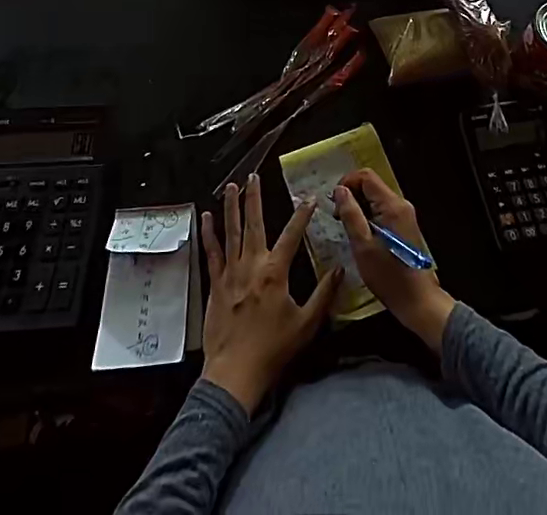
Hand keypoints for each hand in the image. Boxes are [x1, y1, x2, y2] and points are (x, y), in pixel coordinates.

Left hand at [200, 174, 341, 412]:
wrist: (235, 371)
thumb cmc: (273, 349)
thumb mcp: (307, 324)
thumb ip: (324, 294)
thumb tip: (339, 270)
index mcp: (275, 272)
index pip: (292, 235)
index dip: (302, 215)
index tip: (309, 198)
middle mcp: (252, 265)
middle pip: (254, 223)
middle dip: (255, 198)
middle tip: (254, 176)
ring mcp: (230, 272)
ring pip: (230, 231)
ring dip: (231, 207)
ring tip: (231, 186)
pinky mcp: (215, 283)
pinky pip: (211, 252)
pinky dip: (209, 234)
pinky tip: (207, 217)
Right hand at [331, 169, 454, 352]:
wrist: (418, 301)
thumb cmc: (388, 276)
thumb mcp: (363, 246)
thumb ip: (351, 214)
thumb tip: (339, 190)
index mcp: (392, 206)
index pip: (366, 176)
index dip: (347, 182)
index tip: (334, 202)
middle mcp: (401, 205)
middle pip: (371, 185)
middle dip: (351, 195)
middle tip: (337, 217)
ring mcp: (405, 215)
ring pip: (376, 198)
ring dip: (358, 207)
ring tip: (346, 227)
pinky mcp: (404, 226)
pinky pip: (382, 211)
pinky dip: (368, 216)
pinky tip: (360, 234)